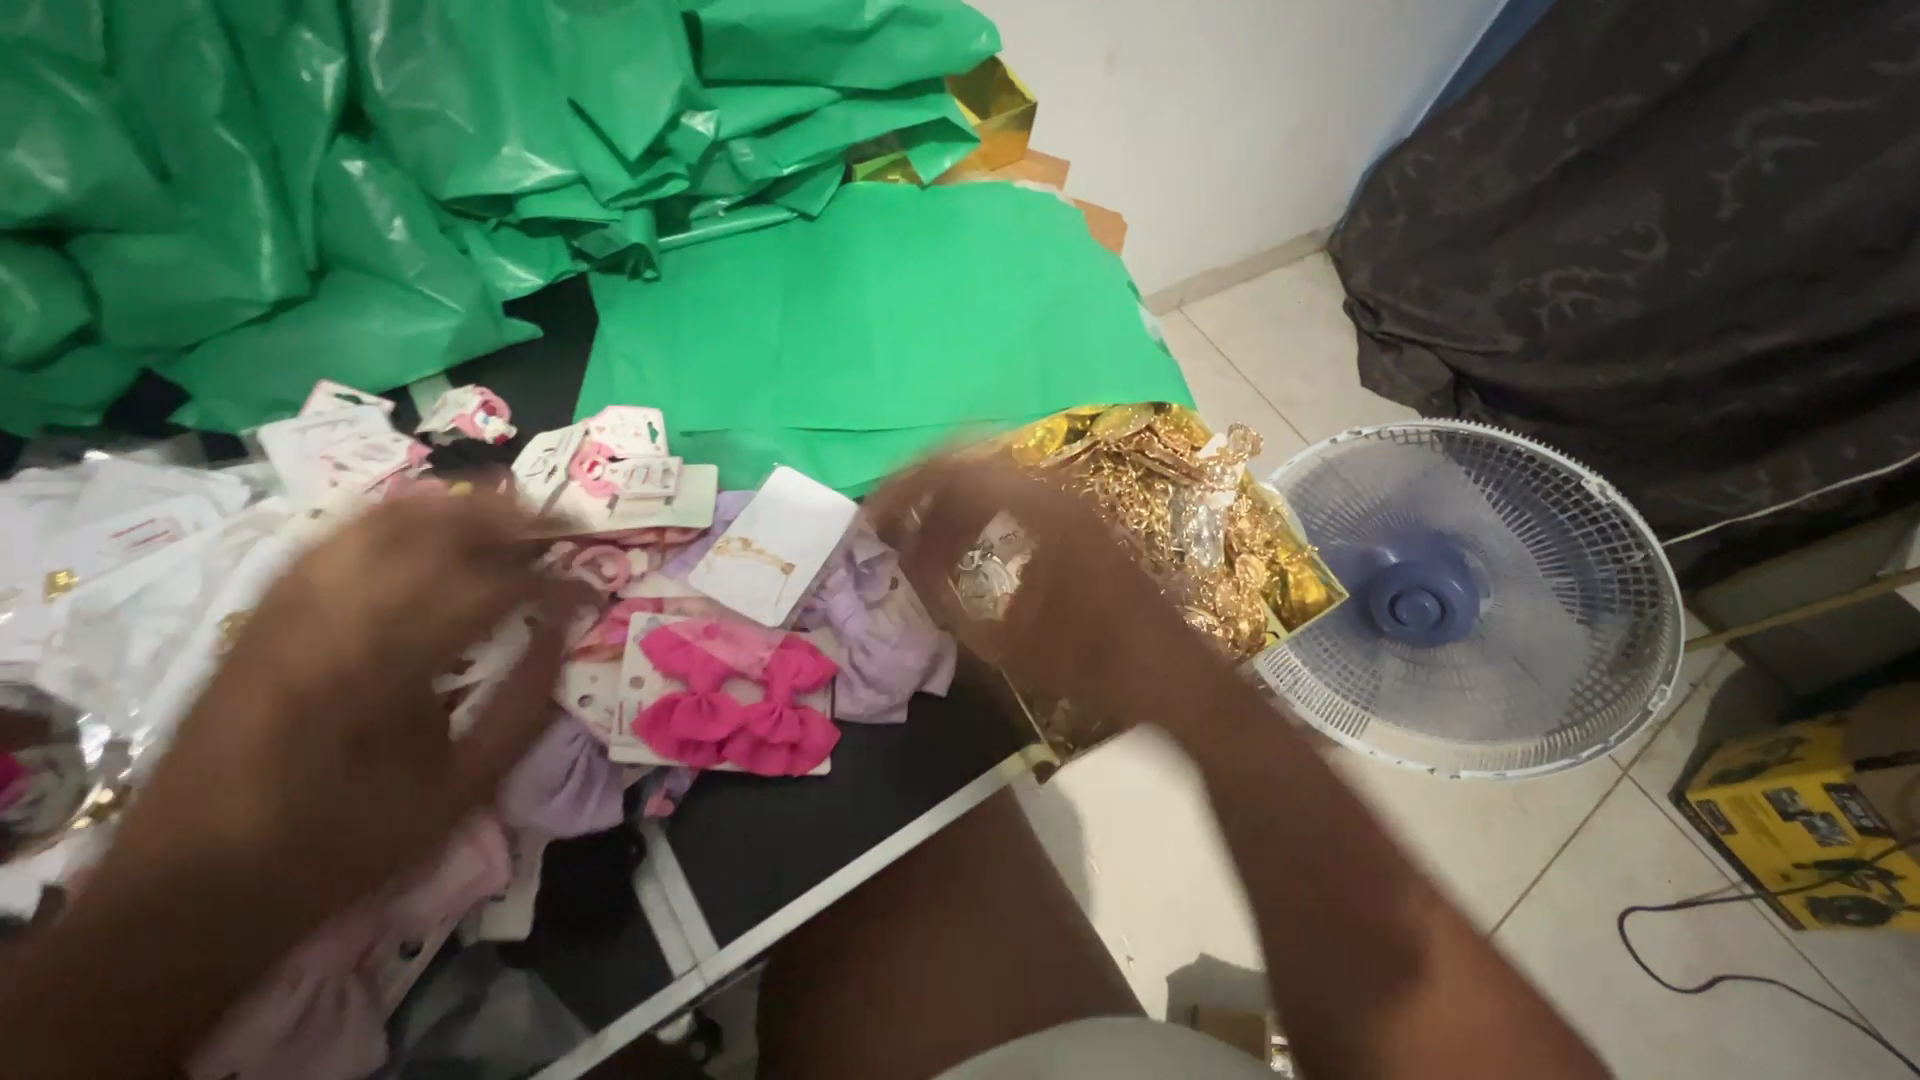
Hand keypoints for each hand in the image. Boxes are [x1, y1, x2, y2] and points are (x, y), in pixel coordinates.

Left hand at [103, 491, 591, 932]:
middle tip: (565, 530)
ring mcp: (290, 605)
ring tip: (512, 511)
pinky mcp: (264, 610)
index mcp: (388, 669)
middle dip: (514, 521)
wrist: (192, 882)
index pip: (492, 590)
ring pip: (384, 520)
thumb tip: (561, 635)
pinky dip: (393, 517)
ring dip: (458, 509)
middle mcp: (334, 617)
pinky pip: (337, 537)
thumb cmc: (342, 845)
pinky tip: (430, 519)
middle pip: (438, 532)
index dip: (554, 582)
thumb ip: (522, 709)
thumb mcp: (456, 793)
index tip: (593, 592)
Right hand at [868, 456, 1227, 726]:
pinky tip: (961, 547)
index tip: (872, 522)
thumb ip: (947, 597)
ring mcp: (1071, 500)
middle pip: (968, 463)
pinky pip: (1012, 495)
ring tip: (919, 544)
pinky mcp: (1078, 517)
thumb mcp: (1007, 643)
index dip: (902, 492)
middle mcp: (1056, 489)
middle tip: (889, 530)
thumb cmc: (1093, 665)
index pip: (952, 471)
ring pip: (989, 477)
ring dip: (948, 505)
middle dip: (920, 494)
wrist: (1170, 674)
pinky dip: (977, 513)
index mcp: (1039, 510)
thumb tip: (908, 566)